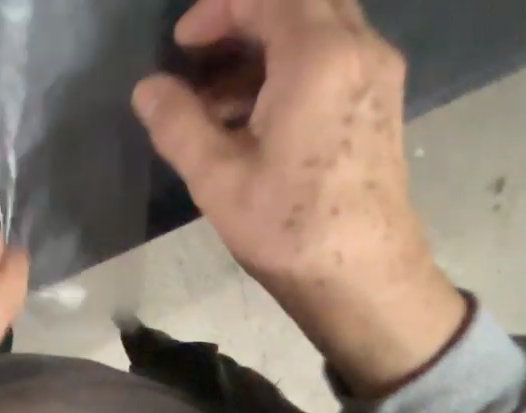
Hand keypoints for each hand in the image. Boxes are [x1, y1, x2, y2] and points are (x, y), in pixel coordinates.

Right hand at [132, 0, 469, 396]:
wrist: (361, 273)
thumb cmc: (286, 226)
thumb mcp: (216, 178)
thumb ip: (179, 124)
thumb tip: (147, 89)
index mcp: (319, 56)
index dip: (217, 10)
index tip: (179, 46)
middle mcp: (359, 47)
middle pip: (301, 1)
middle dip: (244, 20)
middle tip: (197, 60)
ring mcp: (376, 72)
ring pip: (319, 28)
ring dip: (264, 47)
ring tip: (214, 100)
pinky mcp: (378, 102)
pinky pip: (333, 57)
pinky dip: (289, 68)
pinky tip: (252, 117)